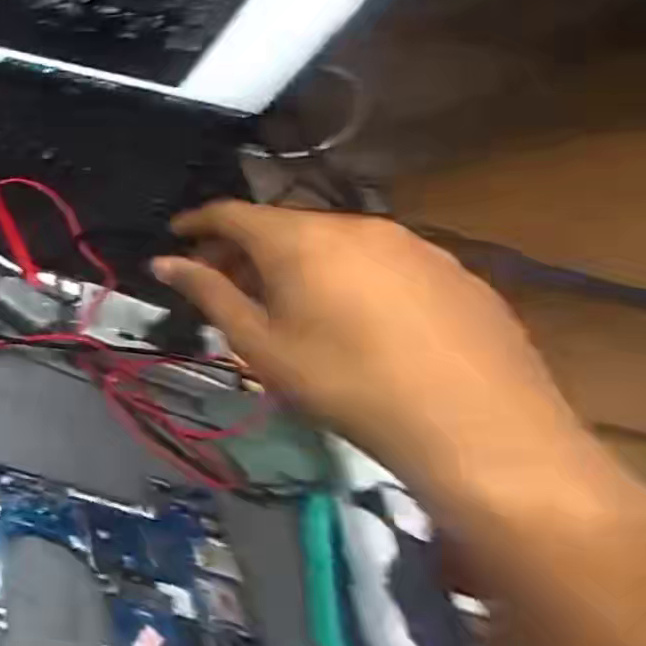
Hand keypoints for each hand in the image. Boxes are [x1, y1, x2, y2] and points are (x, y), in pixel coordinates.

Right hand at [152, 203, 577, 486]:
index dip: (196, 222)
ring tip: (285, 300)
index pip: (230, 213)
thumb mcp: (257, 342)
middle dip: (244, 246)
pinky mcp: (456, 272)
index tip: (175, 236)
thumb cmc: (344, 382)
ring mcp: (414, 246)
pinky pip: (380, 259)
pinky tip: (350, 314)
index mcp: (299, 239)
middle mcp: (355, 226)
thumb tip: (163, 262)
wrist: (483, 432)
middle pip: (281, 224)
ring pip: (332, 239)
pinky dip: (346, 272)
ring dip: (295, 259)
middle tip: (224, 280)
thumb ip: (208, 292)